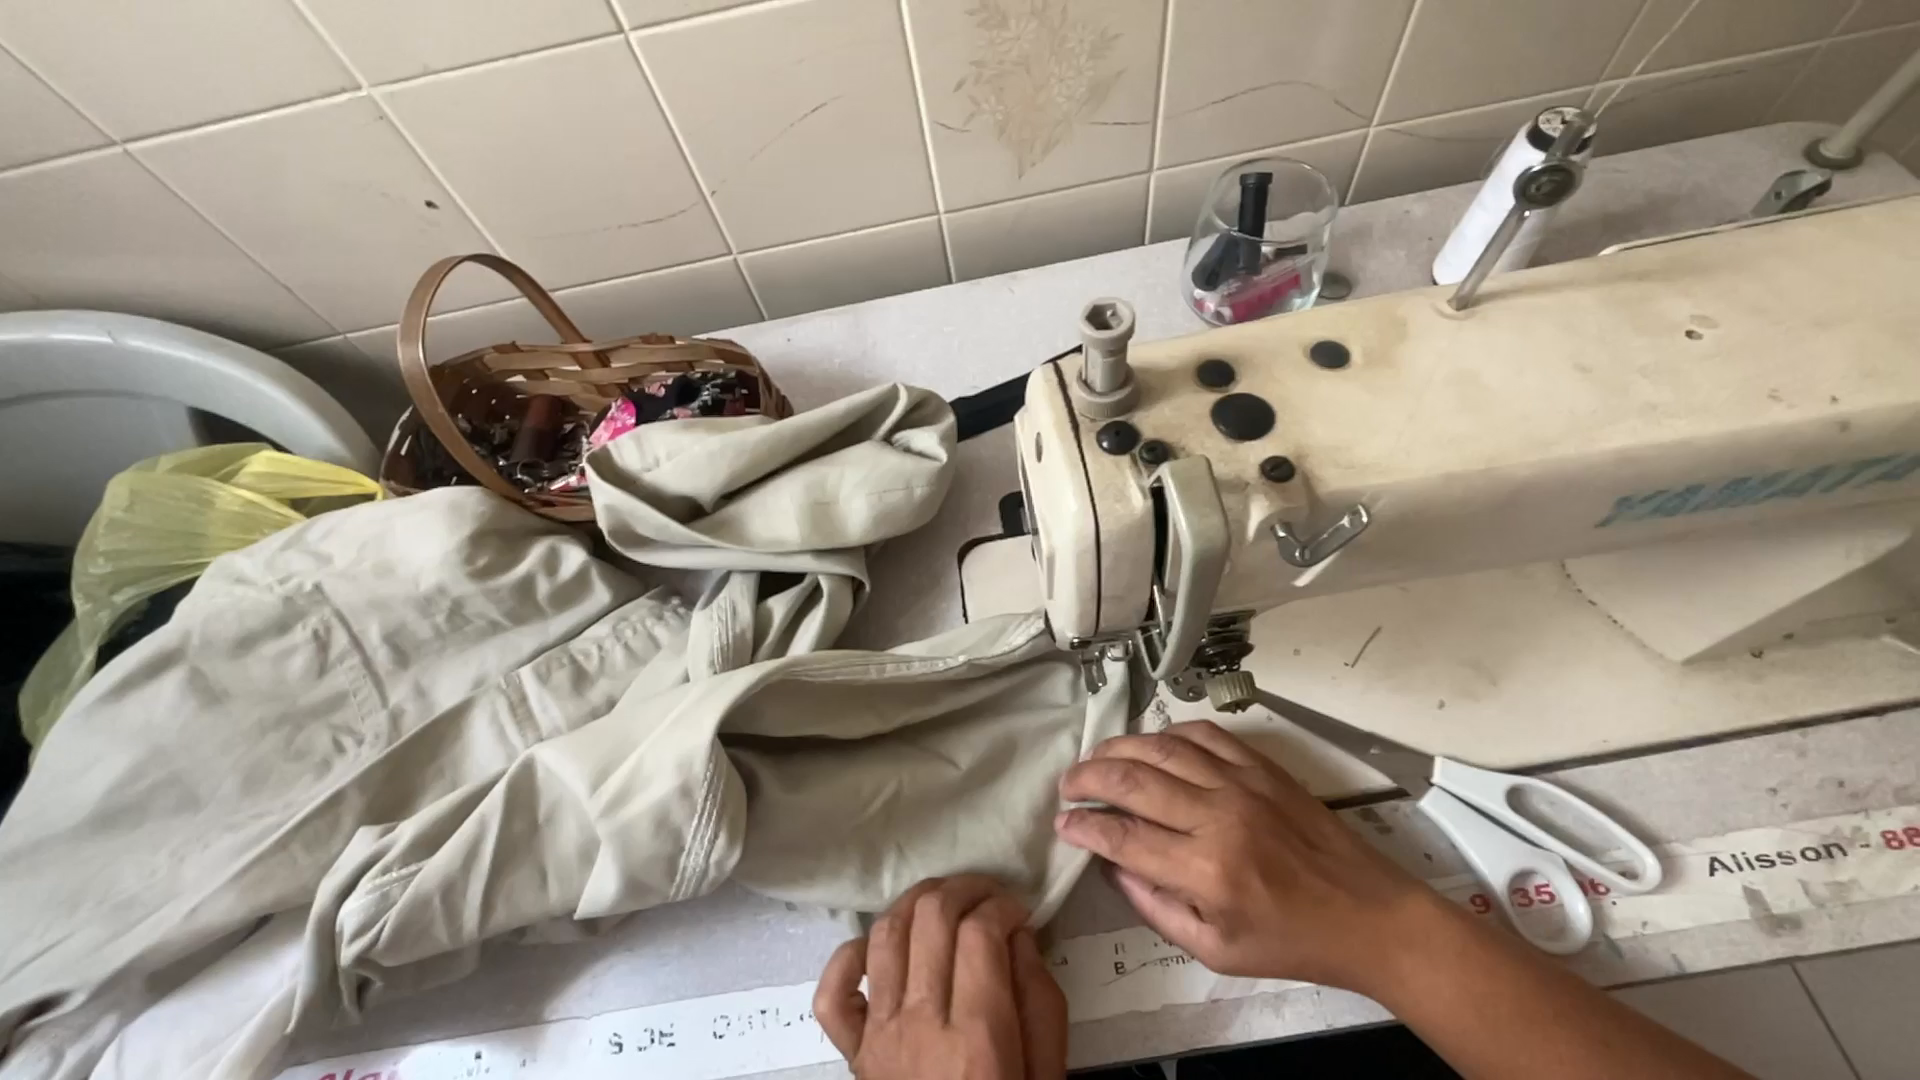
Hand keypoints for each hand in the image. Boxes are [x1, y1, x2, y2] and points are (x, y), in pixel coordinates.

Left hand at [813, 875, 1067, 1079]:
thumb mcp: (1047, 1072)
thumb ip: (1040, 999)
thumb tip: (1019, 935)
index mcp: (976, 1039)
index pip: (979, 934)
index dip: (1003, 905)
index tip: (1019, 910)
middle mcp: (920, 1026)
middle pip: (931, 918)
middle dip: (965, 889)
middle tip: (988, 895)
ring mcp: (879, 1036)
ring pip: (885, 935)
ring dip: (916, 901)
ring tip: (944, 902)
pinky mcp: (852, 1052)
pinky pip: (833, 993)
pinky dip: (849, 956)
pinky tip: (879, 947)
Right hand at [1053, 721, 1451, 994]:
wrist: (1369, 914)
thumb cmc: (1291, 942)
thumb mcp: (1215, 950)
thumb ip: (1155, 908)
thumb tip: (1113, 864)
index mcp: (1206, 872)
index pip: (1122, 836)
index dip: (1083, 826)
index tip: (1063, 824)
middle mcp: (1218, 818)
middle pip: (1132, 780)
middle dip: (1087, 778)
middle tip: (1068, 785)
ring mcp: (1242, 784)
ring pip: (1161, 748)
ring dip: (1119, 749)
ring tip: (1096, 759)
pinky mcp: (1262, 767)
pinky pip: (1203, 735)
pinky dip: (1168, 734)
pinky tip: (1151, 745)